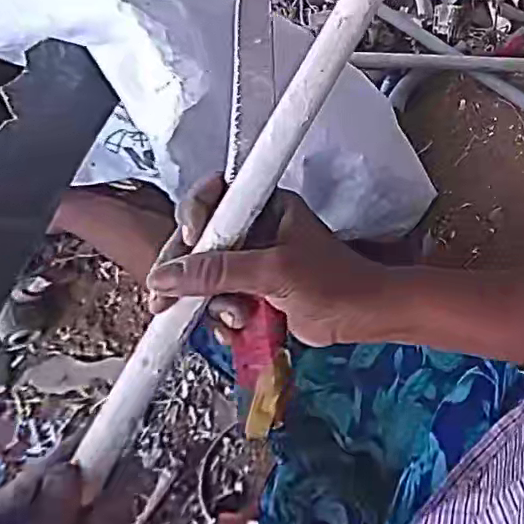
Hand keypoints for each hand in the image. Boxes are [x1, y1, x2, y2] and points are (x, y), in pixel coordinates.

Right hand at [146, 177, 386, 346]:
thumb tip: (165, 276)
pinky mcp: (251, 289)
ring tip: (237, 317)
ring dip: (209, 301)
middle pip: (200, 240)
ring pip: (204, 275)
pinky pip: (215, 298)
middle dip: (187, 272)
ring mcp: (253, 259)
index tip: (191, 239)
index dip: (197, 214)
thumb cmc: (331, 281)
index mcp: (269, 206)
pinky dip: (219, 316)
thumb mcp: (274, 271)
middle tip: (164, 300)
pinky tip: (236, 328)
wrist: (358, 315)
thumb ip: (221, 271)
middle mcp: (257, 227)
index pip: (218, 195)